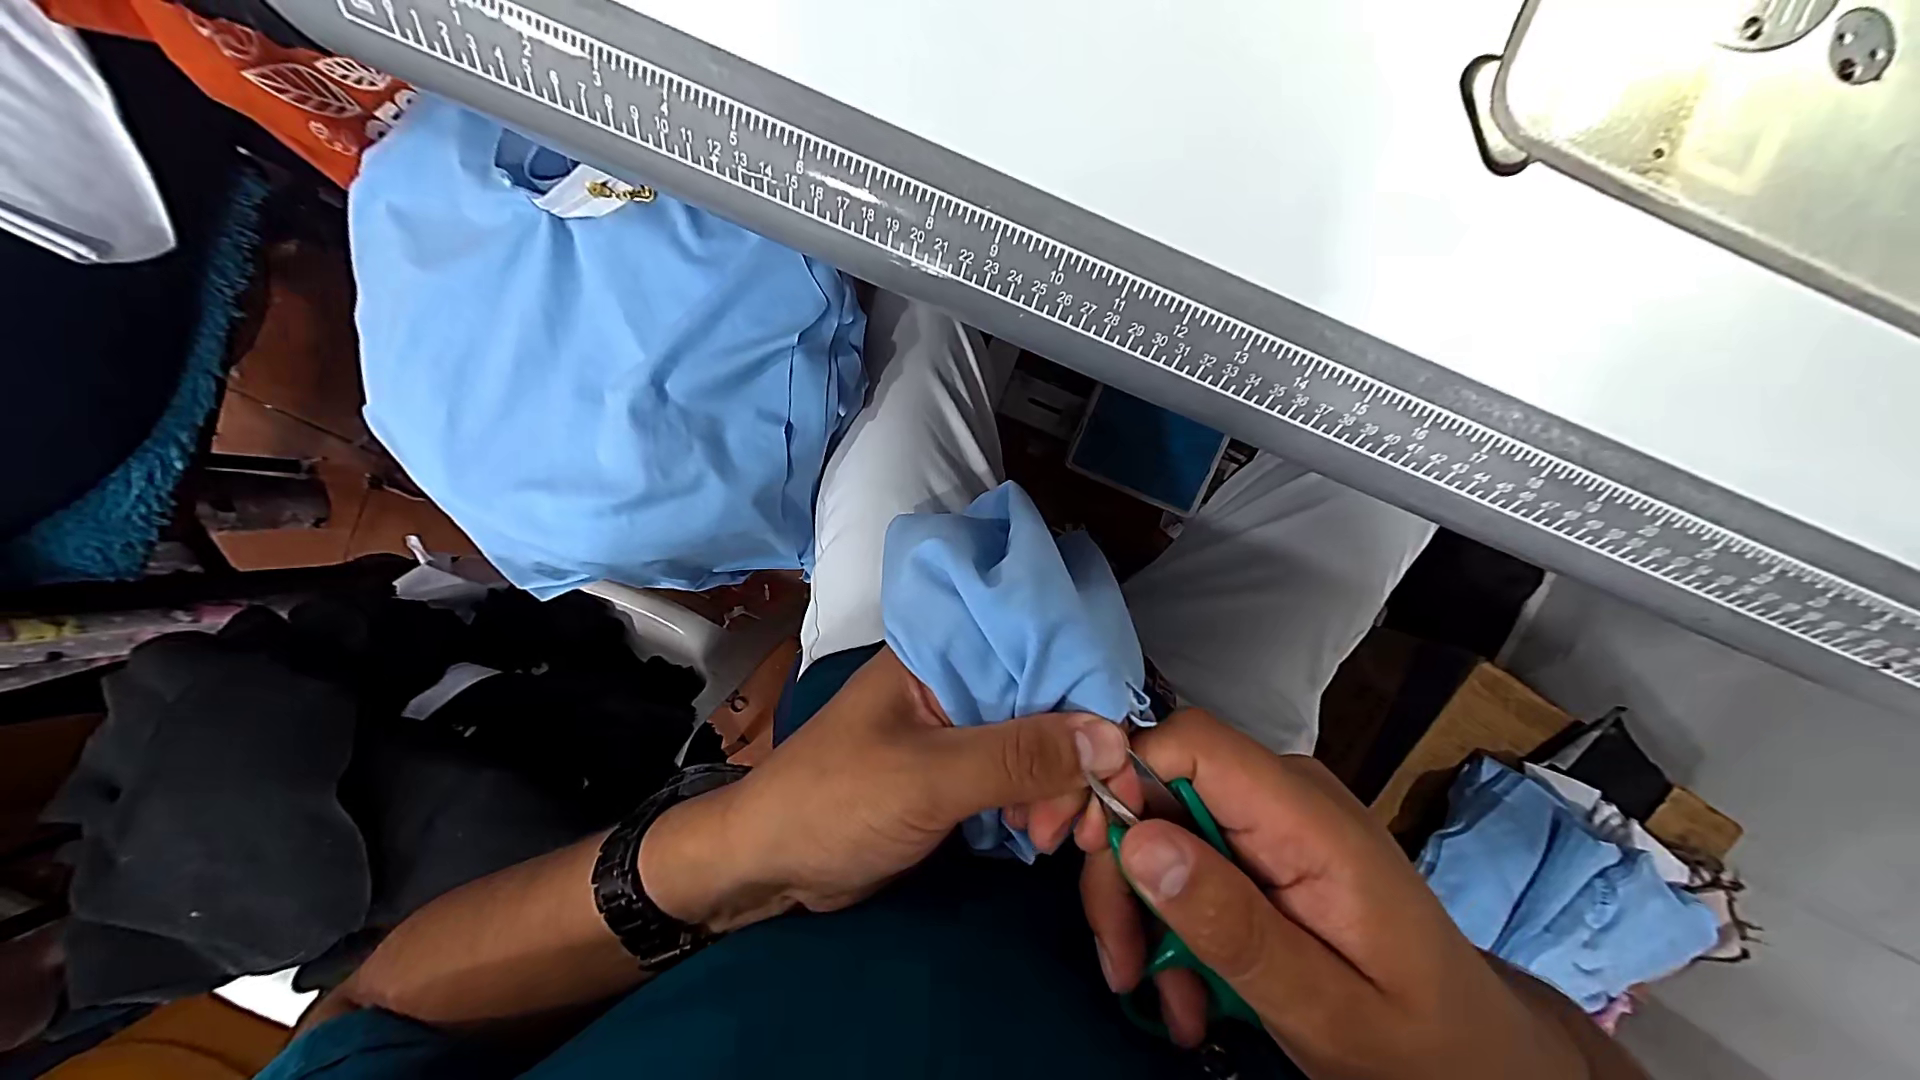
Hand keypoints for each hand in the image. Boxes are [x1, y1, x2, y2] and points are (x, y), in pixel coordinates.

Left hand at [642, 646, 1129, 929]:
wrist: (770, 865)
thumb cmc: (835, 803)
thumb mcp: (928, 777)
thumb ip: (1019, 756)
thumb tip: (1113, 739)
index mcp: (941, 651)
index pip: (1036, 648)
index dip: (1087, 695)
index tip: (1121, 759)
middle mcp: (956, 678)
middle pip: (1045, 697)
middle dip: (1076, 756)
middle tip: (1083, 821)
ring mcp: (959, 725)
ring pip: (1038, 739)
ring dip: (1061, 786)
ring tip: (1055, 837)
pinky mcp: (959, 769)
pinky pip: (1019, 773)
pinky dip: (1039, 802)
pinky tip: (1041, 836)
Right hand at [1077, 709, 1635, 1077]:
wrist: (1475, 1055)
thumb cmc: (1417, 1039)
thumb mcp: (1324, 1005)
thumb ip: (1231, 922)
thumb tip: (1135, 840)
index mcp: (1303, 813)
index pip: (1190, 741)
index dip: (1125, 773)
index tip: (1085, 849)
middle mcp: (1275, 794)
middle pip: (1157, 788)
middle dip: (1120, 870)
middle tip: (1119, 963)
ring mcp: (1262, 817)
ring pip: (1157, 827)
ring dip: (1140, 910)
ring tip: (1161, 996)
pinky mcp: (1251, 844)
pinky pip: (1181, 856)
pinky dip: (1167, 918)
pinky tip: (1186, 986)